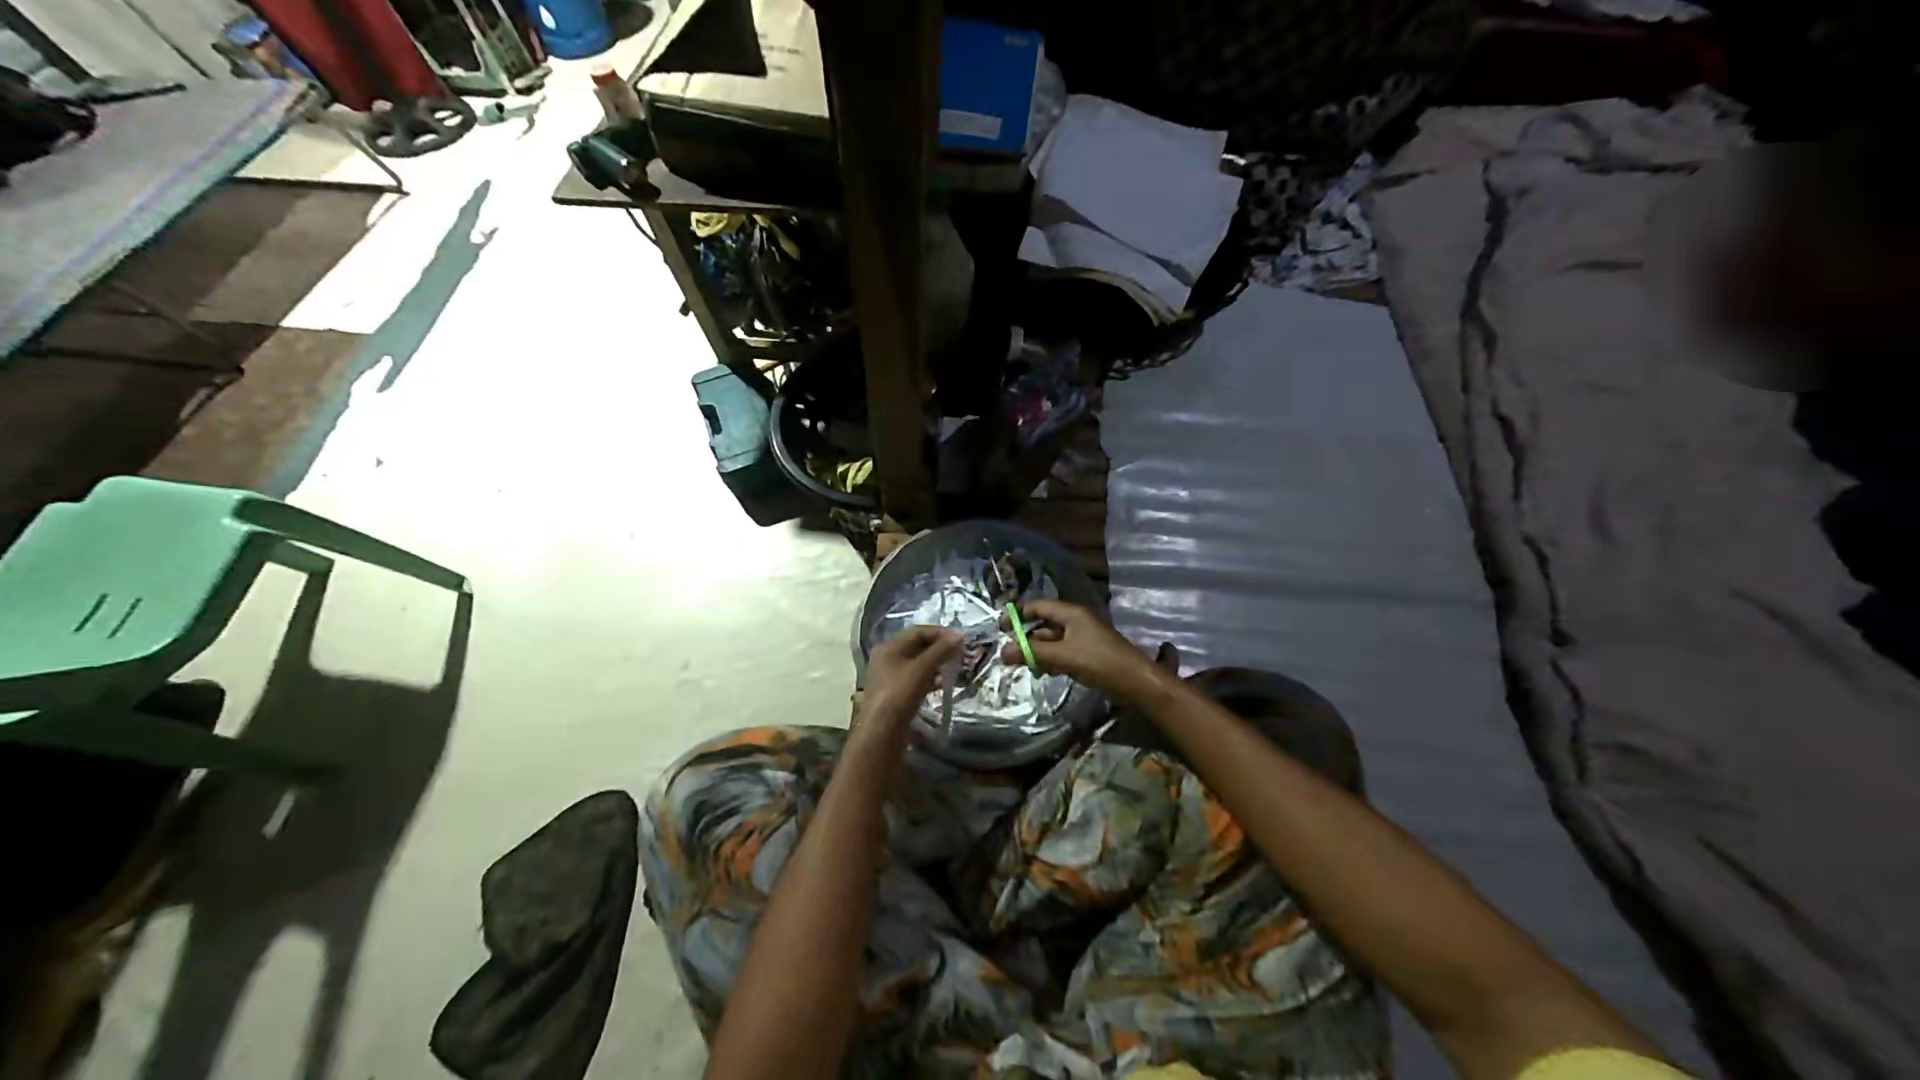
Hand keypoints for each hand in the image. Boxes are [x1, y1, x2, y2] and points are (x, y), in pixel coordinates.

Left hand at [861, 625, 961, 728]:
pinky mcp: (896, 694)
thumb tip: (960, 636)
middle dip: (939, 648)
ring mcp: (890, 677)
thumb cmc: (899, 694)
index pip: (917, 631)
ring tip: (954, 668)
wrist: (882, 732)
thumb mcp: (922, 669)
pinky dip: (931, 678)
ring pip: (918, 663)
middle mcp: (887, 658)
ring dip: (937, 663)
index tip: (960, 639)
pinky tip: (943, 684)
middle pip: (917, 646)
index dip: (940, 632)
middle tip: (960, 653)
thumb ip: (941, 651)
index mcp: (889, 647)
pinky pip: (916, 679)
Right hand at [1001, 600, 1162, 701]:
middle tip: (1010, 653)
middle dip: (1027, 638)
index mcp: (1072, 613)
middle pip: (1044, 624)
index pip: (1039, 606)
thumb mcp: (1063, 656)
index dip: (1019, 614)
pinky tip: (1044, 672)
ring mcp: (1083, 638)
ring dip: (1038, 651)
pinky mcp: (1087, 654)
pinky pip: (1062, 652)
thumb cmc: (1099, 661)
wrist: (1135, 682)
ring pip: (1052, 640)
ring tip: (1024, 666)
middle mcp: (1076, 621)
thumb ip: (1033, 653)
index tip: (1001, 628)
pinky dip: (1051, 660)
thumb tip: (1003, 651)